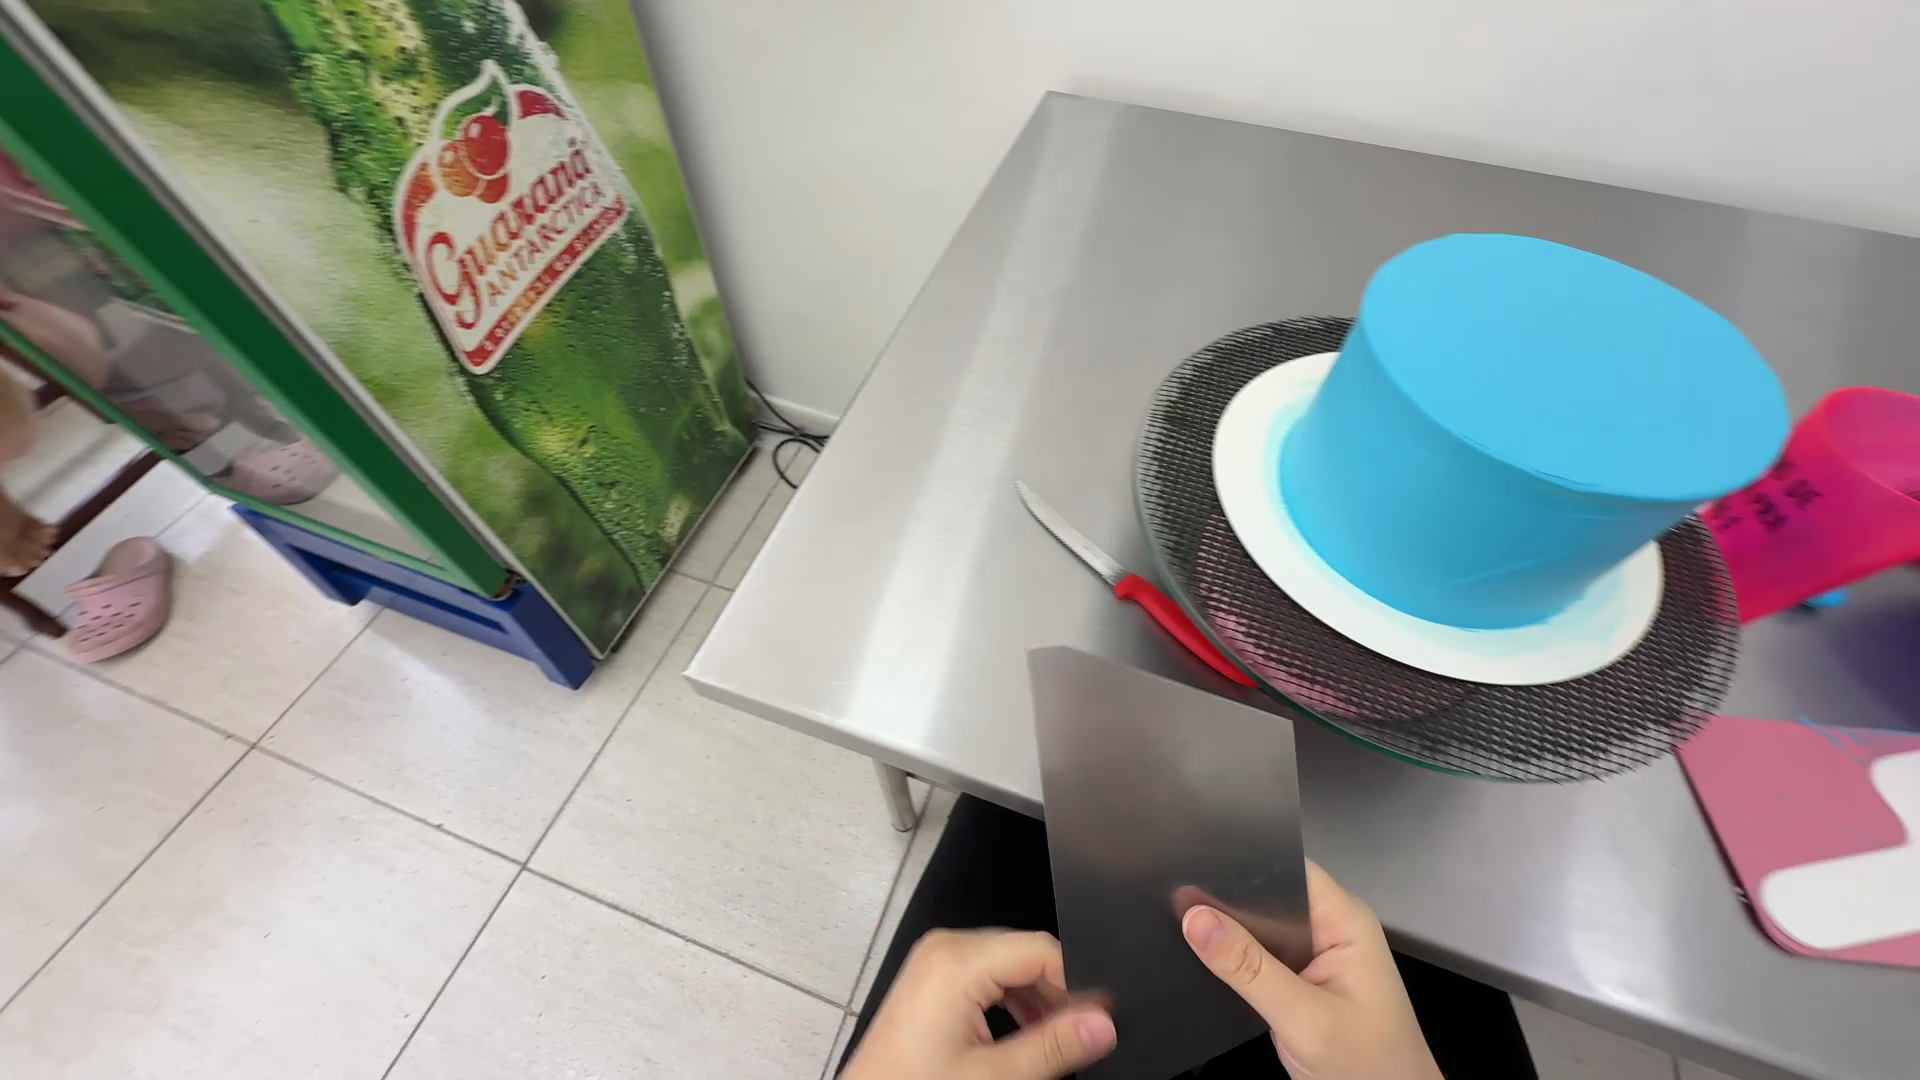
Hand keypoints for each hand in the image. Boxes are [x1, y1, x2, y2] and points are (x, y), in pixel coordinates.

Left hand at [842, 928, 1116, 1079]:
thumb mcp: (994, 1077)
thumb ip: (1053, 1047)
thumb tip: (1102, 1022)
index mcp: (957, 960)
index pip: (1040, 948)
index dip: (1076, 982)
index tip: (1099, 1018)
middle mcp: (944, 948)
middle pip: (1023, 954)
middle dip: (1056, 994)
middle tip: (1081, 1038)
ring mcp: (934, 960)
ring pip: (1006, 965)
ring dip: (1034, 1001)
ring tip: (1054, 1045)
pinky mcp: (931, 977)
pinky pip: (983, 975)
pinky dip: (1008, 1002)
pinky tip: (1022, 1036)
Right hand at [1181, 861, 1441, 1079]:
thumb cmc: (1370, 1070)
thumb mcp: (1305, 1020)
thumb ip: (1249, 969)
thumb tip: (1195, 918)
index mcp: (1344, 919)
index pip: (1284, 865)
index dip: (1240, 862)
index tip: (1192, 865)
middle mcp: (1329, 926)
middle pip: (1266, 891)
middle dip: (1225, 896)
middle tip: (1176, 895)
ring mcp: (1312, 952)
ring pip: (1257, 922)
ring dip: (1227, 926)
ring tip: (1179, 917)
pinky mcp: (1297, 977)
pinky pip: (1256, 950)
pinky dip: (1232, 953)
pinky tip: (1202, 952)